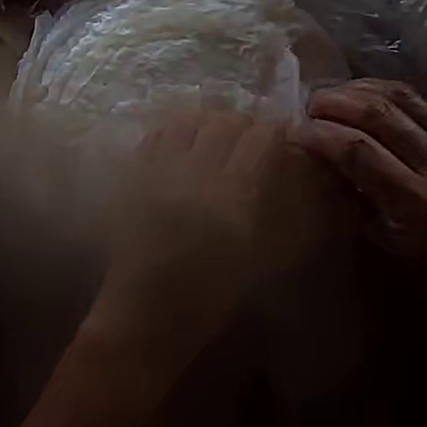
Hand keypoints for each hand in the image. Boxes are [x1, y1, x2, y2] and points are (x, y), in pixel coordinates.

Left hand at [91, 109, 309, 358]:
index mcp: (235, 195)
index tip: (282, 134)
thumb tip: (291, 167)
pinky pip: (158, 133)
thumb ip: (279, 206)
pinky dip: (175, 129)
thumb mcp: (262, 252)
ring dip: (208, 121)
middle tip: (249, 136)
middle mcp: (197, 171)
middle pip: (224, 122)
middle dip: (243, 124)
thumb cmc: (213, 291)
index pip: (260, 138)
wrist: (149, 306)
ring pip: (189, 120)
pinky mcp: (136, 172)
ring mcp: (161, 168)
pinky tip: (184, 141)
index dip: (275, 131)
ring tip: (215, 134)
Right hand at [292, 79, 426, 275]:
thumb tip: (315, 160)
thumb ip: (351, 197)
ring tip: (324, 98)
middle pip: (378, 115)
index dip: (319, 135)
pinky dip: (380, 89)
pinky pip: (417, 100)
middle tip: (304, 110)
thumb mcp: (384, 246)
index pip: (360, 151)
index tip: (292, 133)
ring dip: (354, 91)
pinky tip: (356, 93)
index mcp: (422, 205)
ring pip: (399, 99)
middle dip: (333, 105)